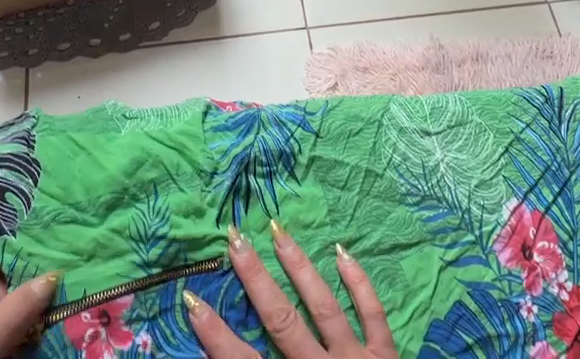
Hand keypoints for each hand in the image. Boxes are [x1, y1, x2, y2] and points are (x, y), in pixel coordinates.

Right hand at [185, 222, 396, 358]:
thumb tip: (217, 358)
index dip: (216, 335)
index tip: (192, 300)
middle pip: (281, 322)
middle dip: (256, 280)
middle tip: (236, 239)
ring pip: (324, 307)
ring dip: (300, 268)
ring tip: (280, 233)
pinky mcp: (386, 357)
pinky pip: (374, 315)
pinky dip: (359, 283)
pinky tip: (342, 252)